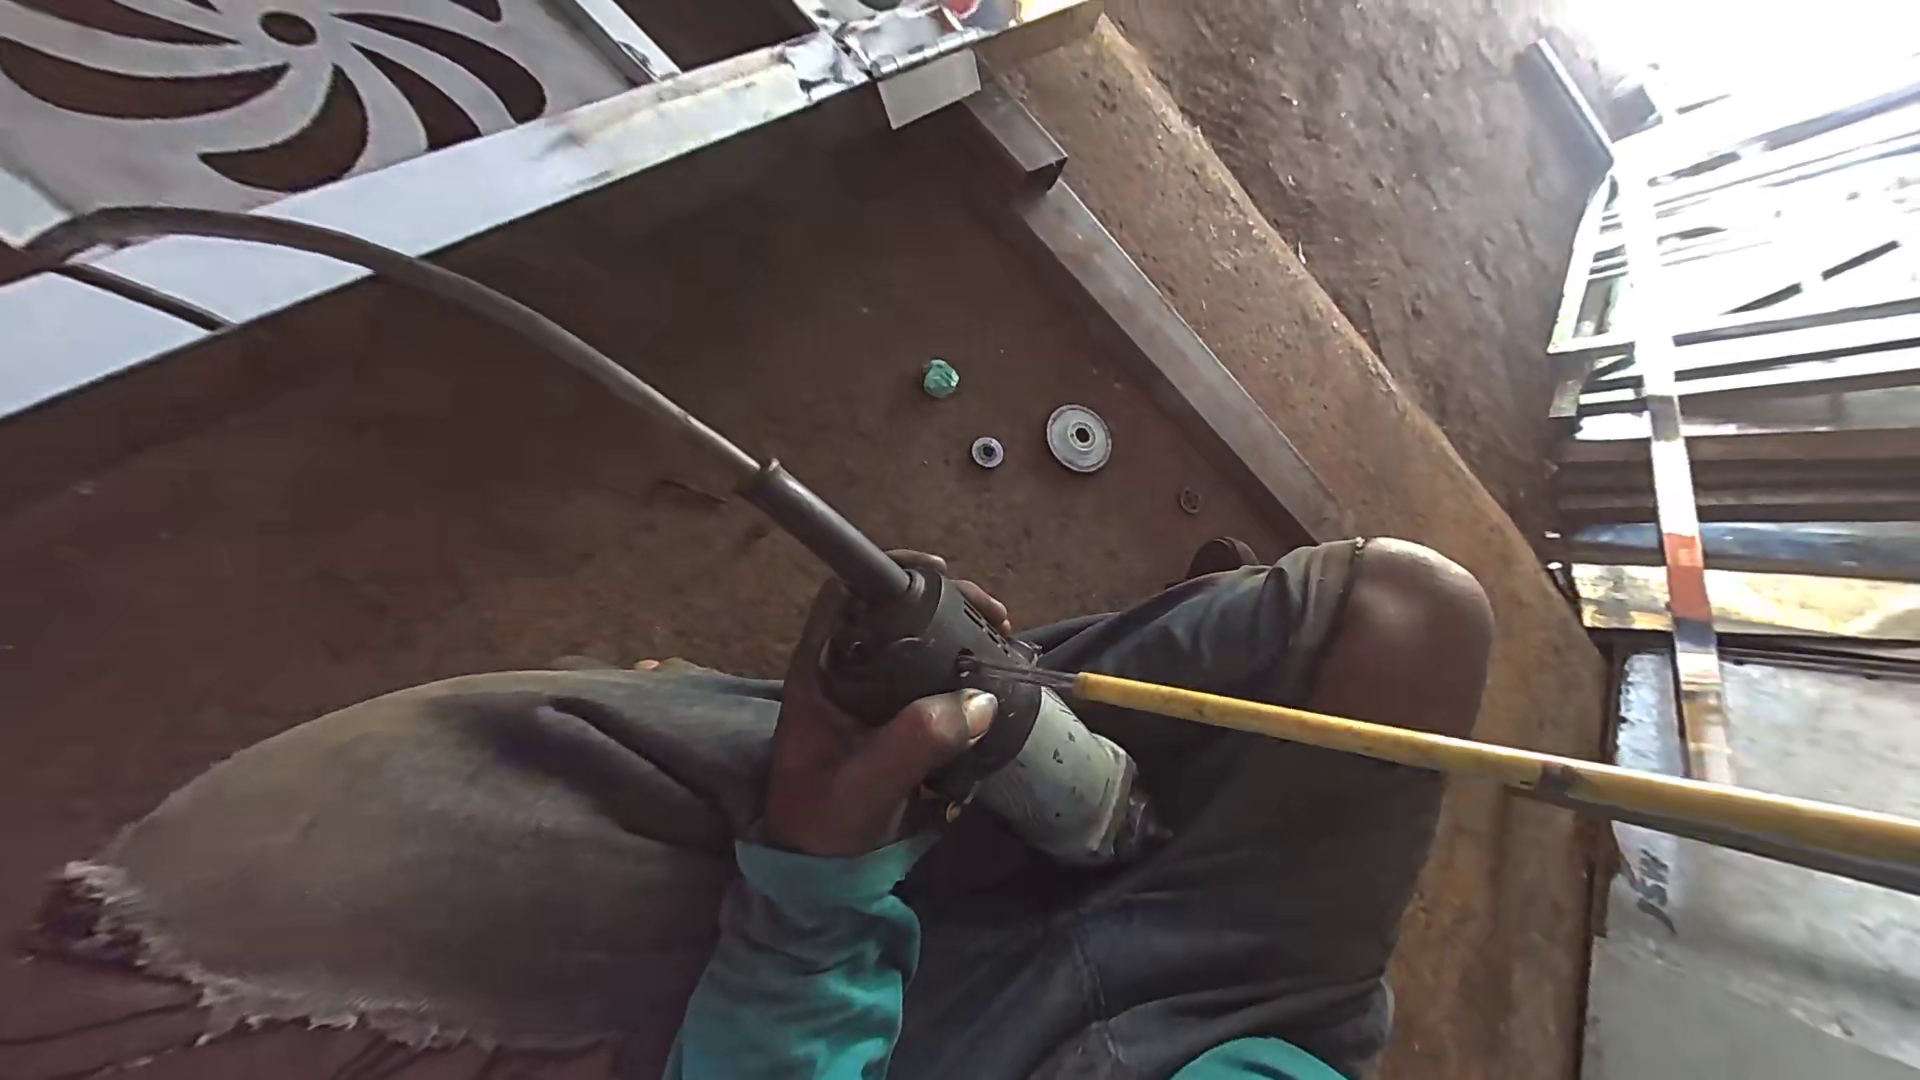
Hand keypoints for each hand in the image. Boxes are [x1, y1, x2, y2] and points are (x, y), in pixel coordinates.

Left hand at [763, 556, 1004, 856]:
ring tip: (1000, 635)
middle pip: (890, 610)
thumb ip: (917, 740)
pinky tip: (989, 670)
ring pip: (913, 639)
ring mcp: (867, 690)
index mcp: (819, 671)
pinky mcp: (891, 712)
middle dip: (943, 602)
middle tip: (992, 614)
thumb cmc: (825, 824)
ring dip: (957, 631)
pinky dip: (960, 665)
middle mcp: (841, 669)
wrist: (821, 870)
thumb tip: (983, 699)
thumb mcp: (866, 784)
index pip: (844, 595)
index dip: (889, 573)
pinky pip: (928, 673)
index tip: (939, 575)